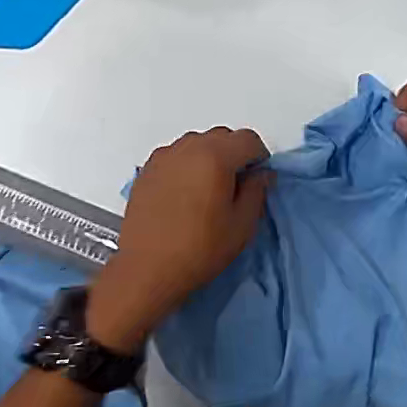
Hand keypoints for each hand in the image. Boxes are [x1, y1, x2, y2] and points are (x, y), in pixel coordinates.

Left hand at [86, 127, 271, 352]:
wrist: (148, 269)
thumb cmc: (200, 249)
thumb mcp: (242, 225)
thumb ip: (256, 191)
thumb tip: (261, 174)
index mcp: (215, 156)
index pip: (249, 139)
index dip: (259, 158)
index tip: (257, 181)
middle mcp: (187, 148)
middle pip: (221, 137)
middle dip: (234, 155)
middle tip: (235, 188)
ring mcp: (163, 157)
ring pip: (196, 145)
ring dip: (209, 159)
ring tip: (207, 193)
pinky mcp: (146, 171)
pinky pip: (175, 157)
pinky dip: (186, 167)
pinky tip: (185, 196)